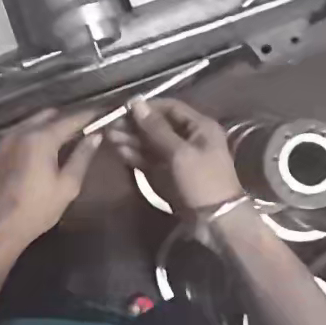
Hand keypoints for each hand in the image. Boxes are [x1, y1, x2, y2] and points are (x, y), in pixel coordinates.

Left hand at [0, 107, 100, 251]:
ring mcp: (5, 139)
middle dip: (67, 119)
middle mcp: (20, 132)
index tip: (101, 114)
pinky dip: (34, 133)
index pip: (70, 119)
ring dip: (50, 124)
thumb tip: (95, 137)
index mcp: (40, 139)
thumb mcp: (68, 185)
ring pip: (32, 121)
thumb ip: (82, 157)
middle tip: (84, 129)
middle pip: (49, 115)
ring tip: (66, 138)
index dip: (87, 116)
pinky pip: (19, 131)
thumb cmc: (37, 209)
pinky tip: (43, 147)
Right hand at [108, 98, 243, 211]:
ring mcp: (178, 157)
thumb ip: (157, 129)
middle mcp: (189, 138)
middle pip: (158, 126)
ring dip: (132, 140)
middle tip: (110, 126)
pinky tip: (120, 151)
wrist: (215, 220)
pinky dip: (136, 155)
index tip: (123, 110)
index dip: (147, 107)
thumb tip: (136, 104)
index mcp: (200, 127)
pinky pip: (151, 159)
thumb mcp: (180, 153)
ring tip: (109, 138)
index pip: (170, 108)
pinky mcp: (169, 173)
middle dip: (135, 125)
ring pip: (151, 143)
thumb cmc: (202, 181)